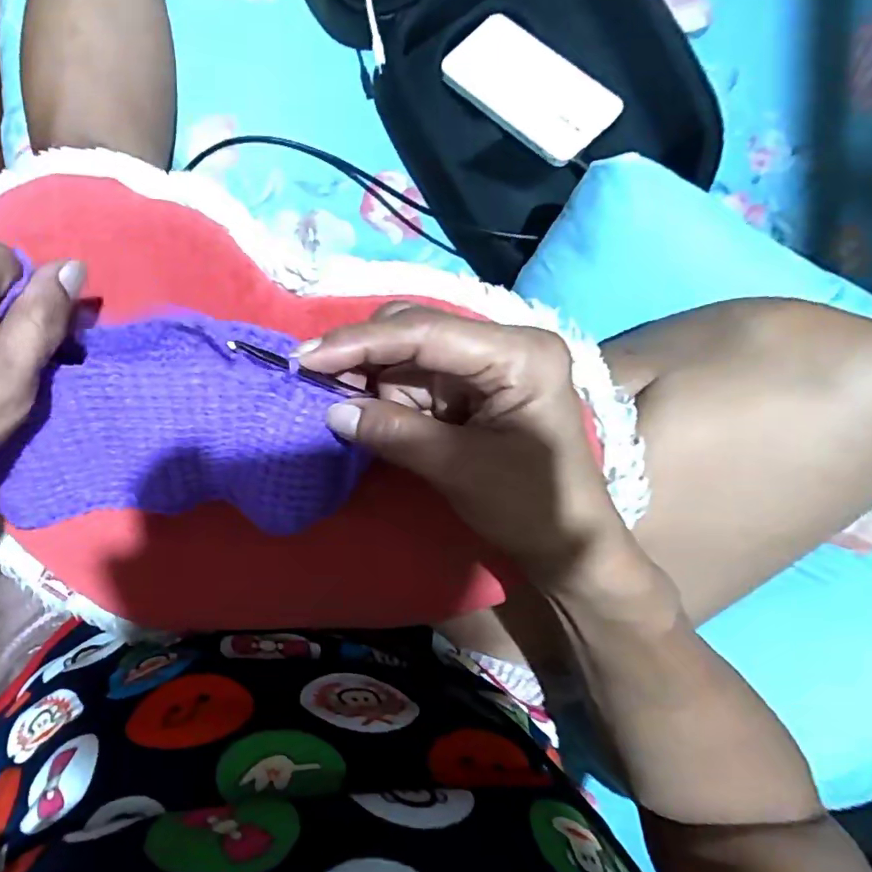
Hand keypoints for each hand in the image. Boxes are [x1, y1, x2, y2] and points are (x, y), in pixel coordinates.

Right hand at [297, 303, 630, 583]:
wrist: (566, 542)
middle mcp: (502, 345)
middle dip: (362, 355)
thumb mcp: (459, 469)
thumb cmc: (529, 505)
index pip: (426, 333)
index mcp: (518, 354)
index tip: (305, 358)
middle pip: (413, 329)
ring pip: (405, 351)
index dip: (360, 342)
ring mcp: (485, 363)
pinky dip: (381, 393)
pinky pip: (411, 376)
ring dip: (368, 376)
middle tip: (310, 379)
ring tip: (335, 403)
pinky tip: (360, 408)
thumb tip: (332, 410)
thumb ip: (395, 433)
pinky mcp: (469, 386)